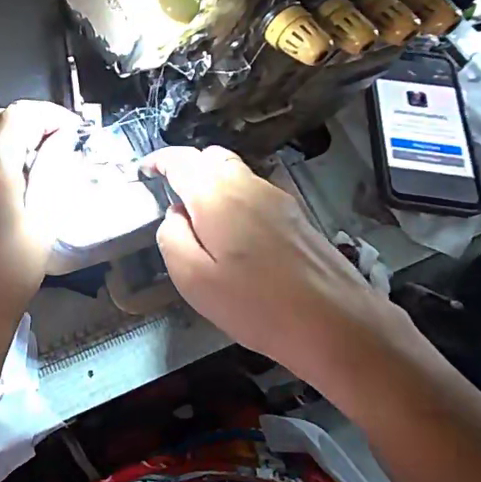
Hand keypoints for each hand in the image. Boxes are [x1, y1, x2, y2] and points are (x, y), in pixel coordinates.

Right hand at [143, 145, 416, 378]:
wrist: (336, 323)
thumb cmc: (256, 305)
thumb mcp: (193, 279)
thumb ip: (171, 238)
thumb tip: (174, 215)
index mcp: (216, 196)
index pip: (181, 160)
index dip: (159, 161)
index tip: (144, 171)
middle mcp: (248, 186)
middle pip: (211, 158)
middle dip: (187, 168)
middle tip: (170, 196)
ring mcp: (278, 198)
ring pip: (235, 173)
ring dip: (212, 184)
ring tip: (200, 219)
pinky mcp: (297, 216)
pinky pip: (254, 192)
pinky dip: (234, 199)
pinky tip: (234, 235)